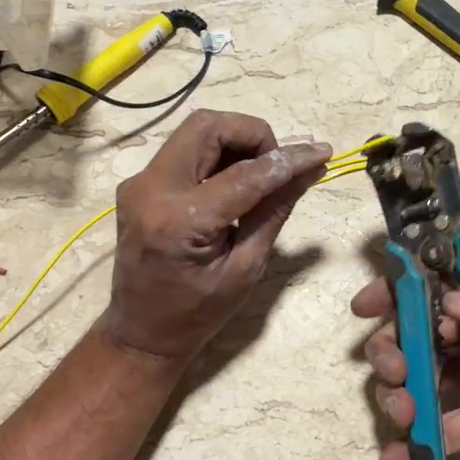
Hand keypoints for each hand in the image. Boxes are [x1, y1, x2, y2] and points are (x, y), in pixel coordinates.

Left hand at [101, 110, 331, 364]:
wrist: (142, 333)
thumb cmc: (198, 314)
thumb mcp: (246, 267)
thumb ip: (275, 212)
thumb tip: (309, 170)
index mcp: (180, 222)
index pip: (244, 173)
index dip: (287, 160)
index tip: (321, 153)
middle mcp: (151, 190)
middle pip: (208, 126)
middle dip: (253, 135)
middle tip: (277, 166)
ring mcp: (139, 183)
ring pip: (195, 131)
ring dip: (235, 142)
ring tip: (259, 177)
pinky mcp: (139, 184)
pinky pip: (184, 150)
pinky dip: (216, 156)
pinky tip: (233, 185)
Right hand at [351, 273, 459, 459]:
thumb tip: (450, 303)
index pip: (441, 289)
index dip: (399, 292)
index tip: (367, 306)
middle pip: (418, 336)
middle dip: (392, 350)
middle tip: (392, 371)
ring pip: (421, 382)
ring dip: (398, 395)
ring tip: (403, 415)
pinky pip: (442, 432)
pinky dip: (416, 447)